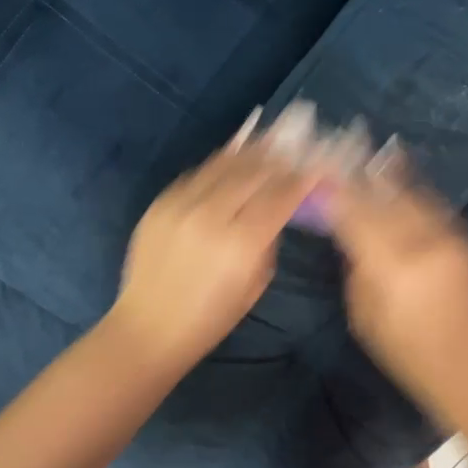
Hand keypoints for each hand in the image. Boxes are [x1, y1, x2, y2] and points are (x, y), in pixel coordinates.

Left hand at [107, 141, 320, 368]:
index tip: (318, 165)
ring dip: (251, 151)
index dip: (302, 177)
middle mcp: (211, 215)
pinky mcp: (160, 203)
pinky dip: (221, 164)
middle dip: (280, 158)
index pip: (280, 195)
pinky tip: (235, 158)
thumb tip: (278, 209)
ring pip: (224, 164)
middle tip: (297, 147)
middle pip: (254, 171)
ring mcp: (181, 205)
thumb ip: (269, 241)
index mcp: (241, 243)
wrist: (149, 327)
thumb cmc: (210, 318)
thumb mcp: (255, 285)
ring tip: (270, 140)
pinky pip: (198, 173)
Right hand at [324, 166, 467, 407]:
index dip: (335, 192)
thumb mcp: (362, 315)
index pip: (356, 215)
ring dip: (385, 179)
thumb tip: (347, 232)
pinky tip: (396, 184)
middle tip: (337, 160)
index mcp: (392, 266)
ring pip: (410, 195)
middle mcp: (422, 243)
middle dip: (359, 178)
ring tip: (365, 164)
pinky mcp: (464, 241)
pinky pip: (431, 206)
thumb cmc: (405, 352)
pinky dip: (410, 193)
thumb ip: (355, 267)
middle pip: (384, 197)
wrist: (467, 367)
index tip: (317, 175)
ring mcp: (448, 239)